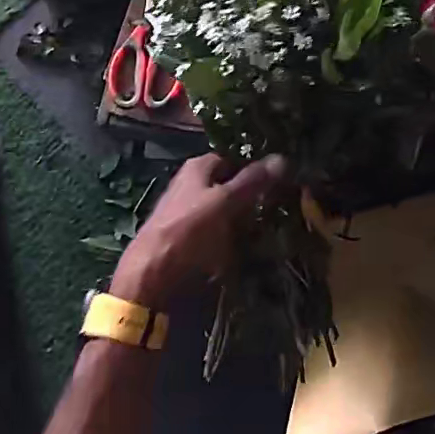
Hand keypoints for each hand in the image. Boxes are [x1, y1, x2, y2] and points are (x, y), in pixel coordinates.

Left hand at [112, 153, 286, 308]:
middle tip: (283, 205)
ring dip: (247, 221)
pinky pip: (220, 233)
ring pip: (227, 210)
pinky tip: (250, 249)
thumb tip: (282, 158)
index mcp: (198, 168)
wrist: (151, 275)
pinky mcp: (191, 239)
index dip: (256, 166)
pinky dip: (235, 239)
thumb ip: (252, 182)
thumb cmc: (188, 230)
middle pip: (231, 185)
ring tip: (273, 229)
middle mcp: (192, 185)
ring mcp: (191, 213)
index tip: (283, 178)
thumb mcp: (224, 202)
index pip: (234, 158)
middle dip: (254, 196)